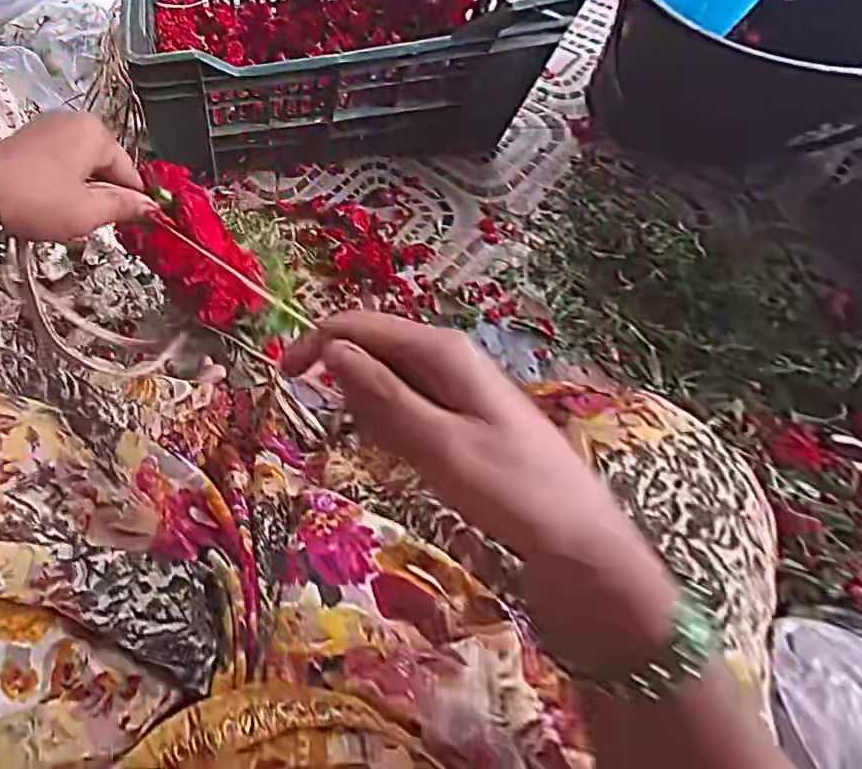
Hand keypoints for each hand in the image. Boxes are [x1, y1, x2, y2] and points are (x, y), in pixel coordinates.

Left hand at [0, 112, 158, 241]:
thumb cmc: (37, 201)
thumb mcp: (88, 212)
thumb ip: (125, 207)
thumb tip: (150, 207)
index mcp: (96, 132)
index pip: (129, 171)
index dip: (132, 200)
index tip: (132, 225)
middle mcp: (75, 120)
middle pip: (106, 164)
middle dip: (105, 193)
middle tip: (93, 222)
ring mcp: (49, 125)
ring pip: (83, 163)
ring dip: (84, 188)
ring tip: (69, 213)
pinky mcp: (29, 137)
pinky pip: (61, 159)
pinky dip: (64, 180)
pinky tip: (51, 201)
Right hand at [282, 311, 679, 664]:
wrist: (575, 537)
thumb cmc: (510, 489)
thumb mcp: (438, 444)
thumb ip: (382, 394)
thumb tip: (332, 348)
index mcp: (439, 349)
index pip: (358, 325)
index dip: (316, 344)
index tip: (285, 378)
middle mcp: (442, 354)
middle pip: (370, 350)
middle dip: (353, 390)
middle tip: (375, 440)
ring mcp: (450, 379)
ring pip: (383, 380)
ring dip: (375, 415)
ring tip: (409, 456)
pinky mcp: (454, 406)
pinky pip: (404, 404)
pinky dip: (395, 428)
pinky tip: (420, 458)